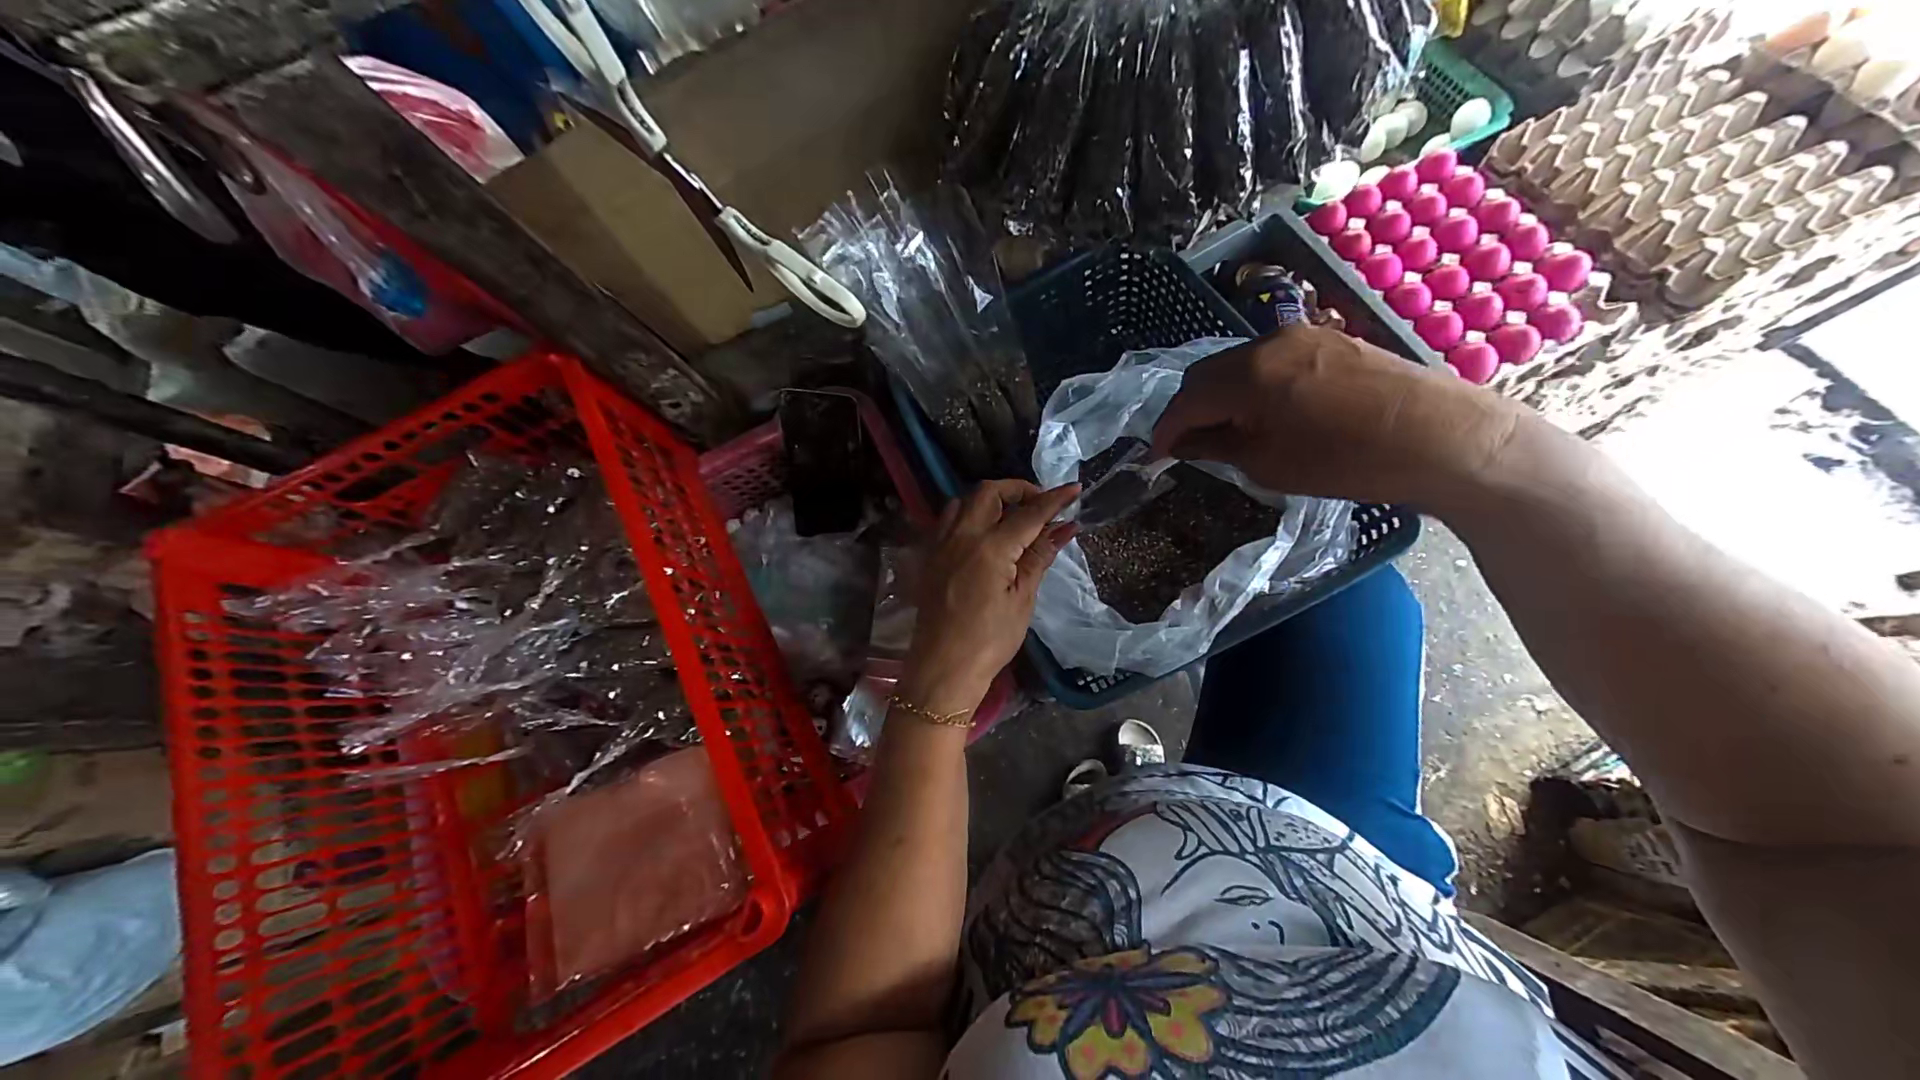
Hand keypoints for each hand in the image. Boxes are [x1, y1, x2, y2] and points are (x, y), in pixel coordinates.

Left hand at [899, 480, 1080, 715]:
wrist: (943, 667)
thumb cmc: (990, 640)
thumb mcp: (1022, 599)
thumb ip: (1039, 557)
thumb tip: (1063, 528)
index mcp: (990, 547)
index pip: (1029, 513)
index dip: (1054, 499)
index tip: (1074, 489)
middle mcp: (962, 535)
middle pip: (990, 492)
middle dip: (1018, 490)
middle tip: (1040, 506)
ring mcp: (942, 544)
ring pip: (965, 500)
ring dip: (992, 499)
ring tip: (1013, 517)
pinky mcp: (931, 556)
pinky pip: (949, 519)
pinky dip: (970, 514)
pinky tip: (984, 532)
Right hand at [1149, 324, 1533, 509]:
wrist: (1443, 438)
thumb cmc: (1348, 461)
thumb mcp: (1269, 464)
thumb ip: (1217, 447)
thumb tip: (1185, 443)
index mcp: (1247, 374)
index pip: (1185, 400)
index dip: (1165, 430)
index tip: (1155, 456)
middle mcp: (1267, 343)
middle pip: (1206, 373)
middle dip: (1189, 408)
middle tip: (1188, 444)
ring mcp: (1301, 335)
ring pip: (1237, 363)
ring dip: (1220, 395)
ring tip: (1226, 430)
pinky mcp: (1328, 339)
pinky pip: (1269, 359)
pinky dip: (1251, 384)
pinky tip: (1263, 410)